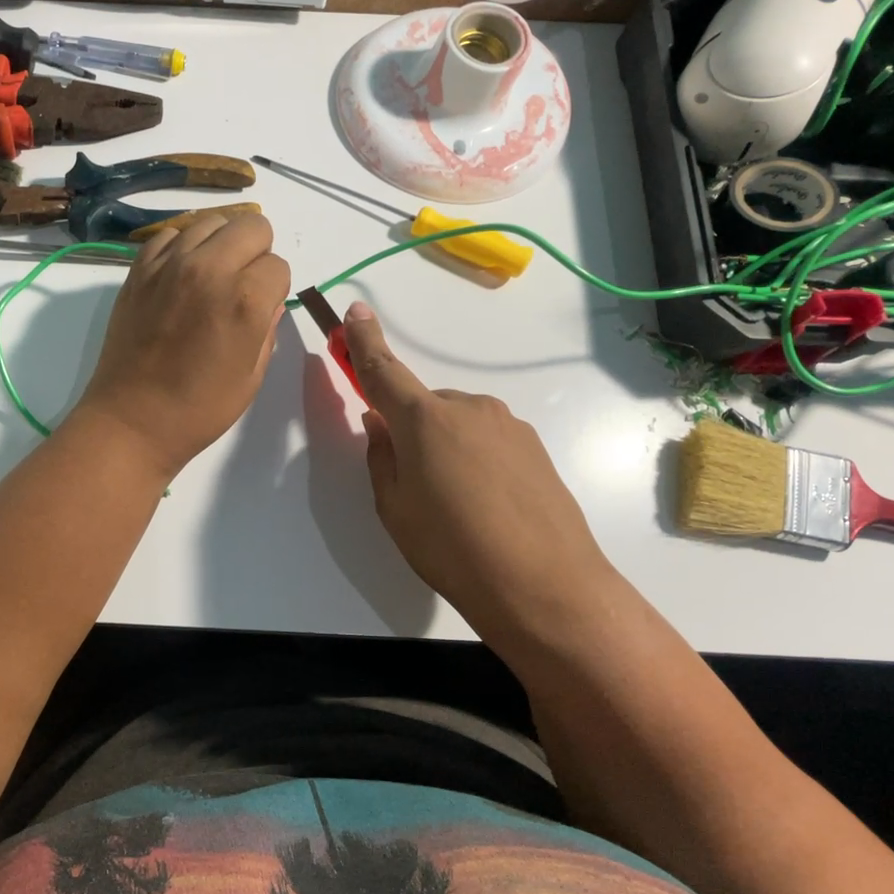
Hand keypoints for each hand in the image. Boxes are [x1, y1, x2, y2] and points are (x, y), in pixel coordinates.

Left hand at [72, 213, 289, 476]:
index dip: (274, 289)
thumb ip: (266, 330)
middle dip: (255, 253)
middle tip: (241, 287)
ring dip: (220, 244)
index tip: (260, 312)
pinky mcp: (139, 270)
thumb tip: (267, 303)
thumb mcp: (251, 377)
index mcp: (245, 299)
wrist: (132, 420)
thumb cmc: (198, 410)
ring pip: (211, 222)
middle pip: (252, 226)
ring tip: (211, 279)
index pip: (278, 265)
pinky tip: (180, 279)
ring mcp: (169, 265)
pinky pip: (171, 235)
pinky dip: (183, 249)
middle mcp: (210, 269)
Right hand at [345, 302, 620, 642]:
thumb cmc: (450, 547)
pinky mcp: (533, 446)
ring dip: (445, 449)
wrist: (540, 581)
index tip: (354, 312)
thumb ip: (382, 458)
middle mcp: (467, 408)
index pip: (383, 371)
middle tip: (412, 486)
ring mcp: (506, 425)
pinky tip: (483, 506)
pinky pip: (487, 441)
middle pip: (423, 407)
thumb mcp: (394, 508)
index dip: (364, 342)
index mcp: (423, 420)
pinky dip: (475, 461)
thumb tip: (381, 424)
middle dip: (410, 432)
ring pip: (457, 425)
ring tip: (452, 506)